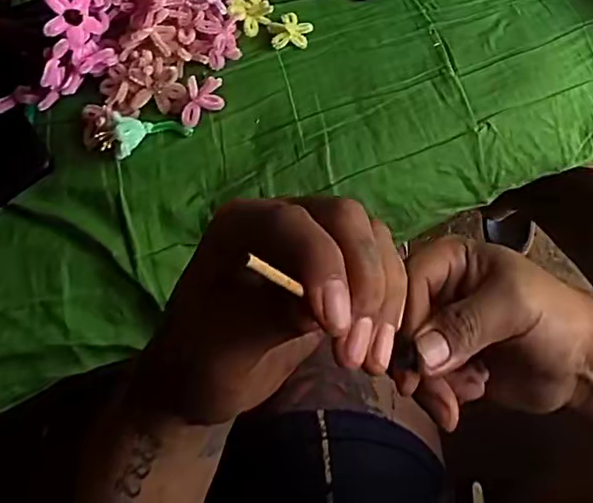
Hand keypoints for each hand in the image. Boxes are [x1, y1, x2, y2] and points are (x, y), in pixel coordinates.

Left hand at [140, 197, 405, 424]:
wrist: (203, 379)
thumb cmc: (203, 359)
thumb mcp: (228, 345)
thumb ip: (277, 317)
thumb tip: (336, 312)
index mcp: (243, 222)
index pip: (291, 223)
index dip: (322, 264)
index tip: (336, 325)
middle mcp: (286, 214)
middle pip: (345, 218)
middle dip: (363, 278)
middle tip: (356, 348)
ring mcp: (318, 233)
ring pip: (372, 238)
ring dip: (382, 296)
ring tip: (369, 361)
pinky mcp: (343, 259)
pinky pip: (382, 264)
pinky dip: (390, 304)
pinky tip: (380, 349)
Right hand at [393, 236, 592, 430]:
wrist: (583, 363)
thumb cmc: (554, 316)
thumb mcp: (513, 307)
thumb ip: (467, 324)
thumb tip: (421, 354)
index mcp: (452, 259)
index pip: (408, 282)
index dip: (405, 321)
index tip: (413, 362)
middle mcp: (441, 289)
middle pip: (403, 325)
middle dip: (417, 363)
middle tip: (437, 394)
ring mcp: (444, 328)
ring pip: (411, 358)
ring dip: (432, 386)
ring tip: (467, 397)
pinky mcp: (451, 363)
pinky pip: (427, 381)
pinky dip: (443, 396)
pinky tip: (474, 394)